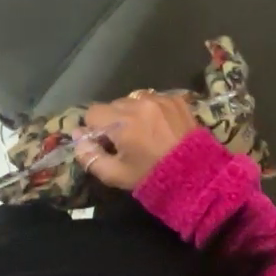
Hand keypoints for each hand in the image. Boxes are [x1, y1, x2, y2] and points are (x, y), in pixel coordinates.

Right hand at [76, 91, 201, 190]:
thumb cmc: (152, 176)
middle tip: (126, 140)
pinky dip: (152, 110)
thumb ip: (90, 156)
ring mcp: (160, 99)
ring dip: (133, 113)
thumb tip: (78, 139)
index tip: (106, 143)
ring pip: (133, 100)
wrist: (197, 176)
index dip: (94, 129)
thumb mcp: (115, 174)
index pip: (92, 113)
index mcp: (122, 122)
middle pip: (113, 105)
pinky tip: (160, 127)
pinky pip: (154, 99)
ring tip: (145, 133)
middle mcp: (139, 104)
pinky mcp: (177, 99)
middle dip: (114, 120)